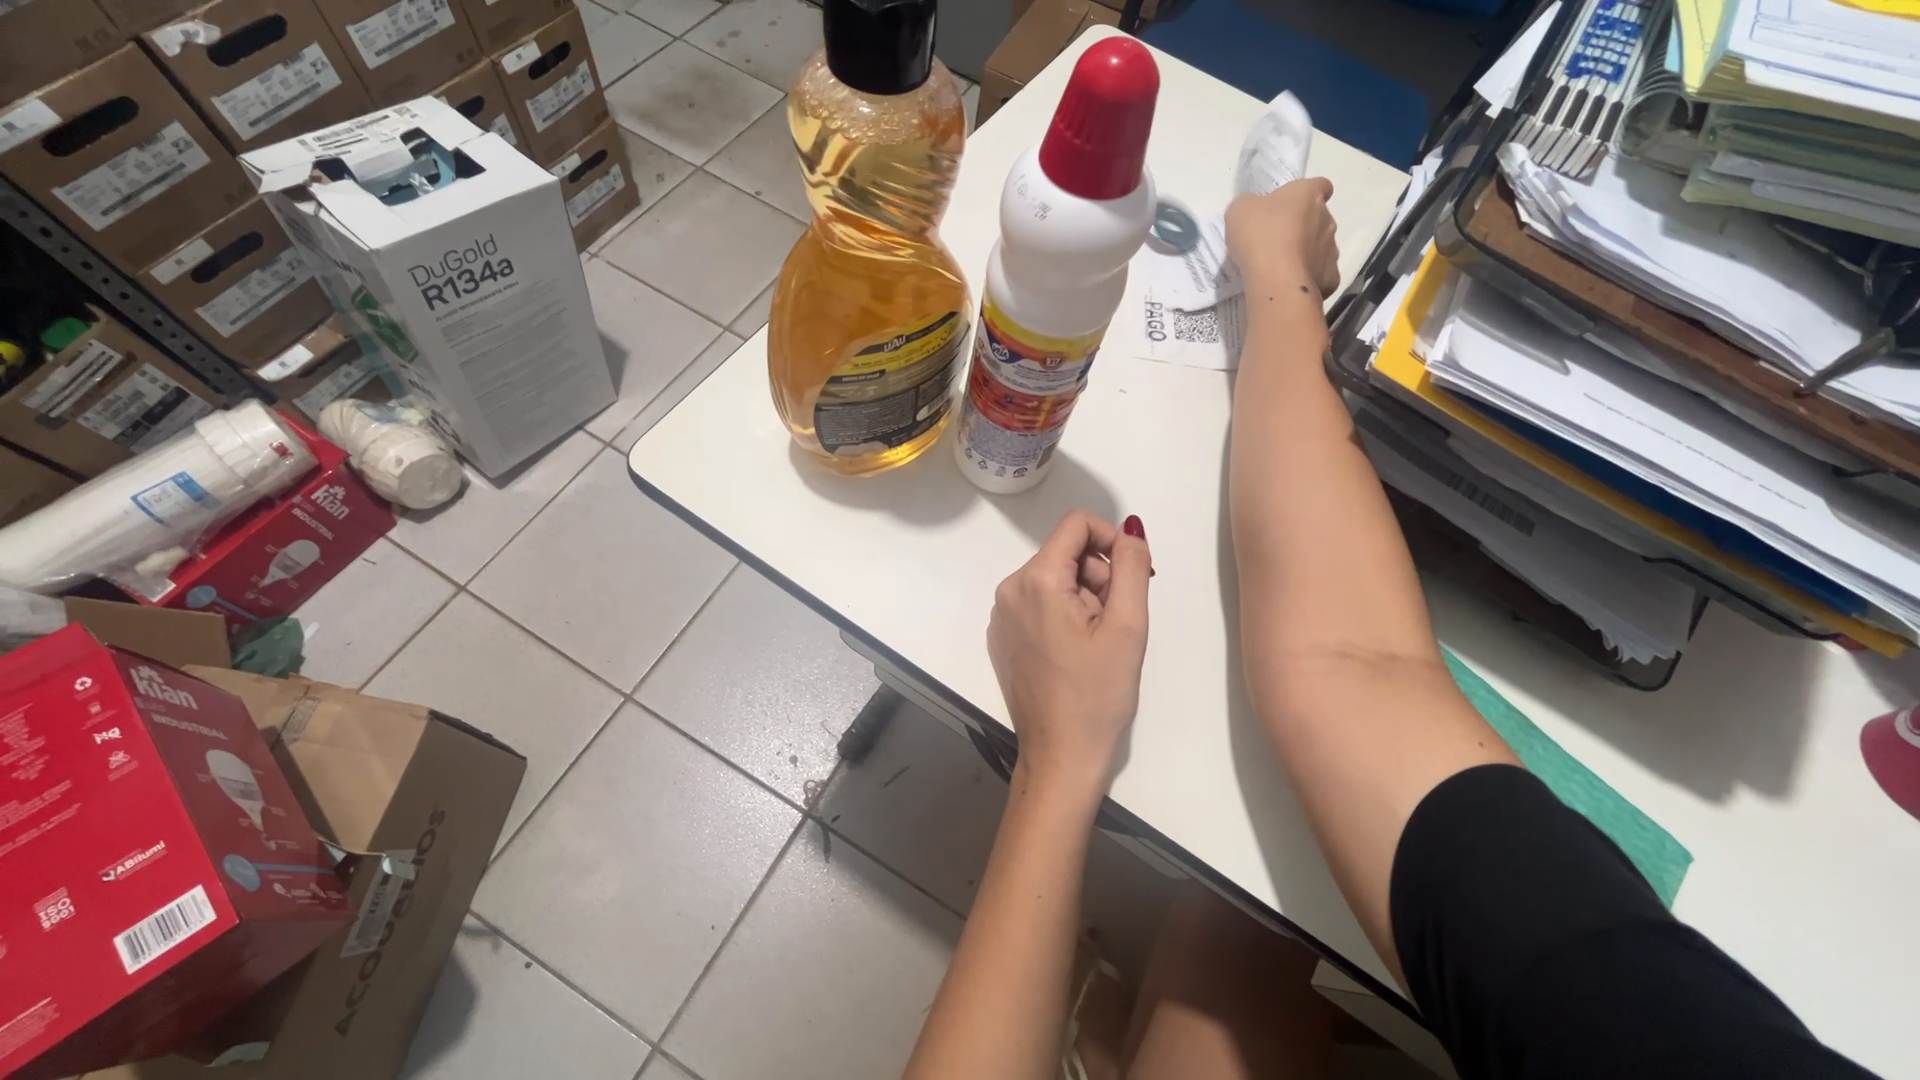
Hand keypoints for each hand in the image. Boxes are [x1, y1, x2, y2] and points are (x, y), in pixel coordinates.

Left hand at [987, 511, 1152, 802]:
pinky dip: (1065, 615)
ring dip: (1085, 598)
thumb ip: (1131, 566)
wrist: (1061, 756)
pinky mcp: (1003, 637)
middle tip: (1119, 622)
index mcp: (1035, 580)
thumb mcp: (1127, 626)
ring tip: (1100, 642)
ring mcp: (1001, 616)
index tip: (1132, 577)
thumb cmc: (1097, 695)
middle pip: (1065, 553)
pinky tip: (1079, 652)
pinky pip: (1039, 604)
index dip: (1112, 541)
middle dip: (1100, 577)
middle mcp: (1009, 590)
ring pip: (1055, 579)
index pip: (1076, 524)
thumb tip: (1129, 527)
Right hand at [1227, 178, 1340, 299]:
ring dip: (1306, 253)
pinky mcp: (1330, 277)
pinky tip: (1291, 283)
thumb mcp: (1239, 210)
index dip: (1307, 194)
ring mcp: (1331, 248)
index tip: (1292, 206)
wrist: (1275, 278)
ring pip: (1322, 247)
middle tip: (1277, 240)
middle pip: (1319, 218)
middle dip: (1303, 227)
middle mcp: (1327, 218)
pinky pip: (1321, 274)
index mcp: (1308, 195)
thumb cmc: (1259, 235)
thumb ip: (1249, 204)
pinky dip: (1310, 277)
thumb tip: (1253, 209)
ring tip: (1281, 267)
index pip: (1321, 186)